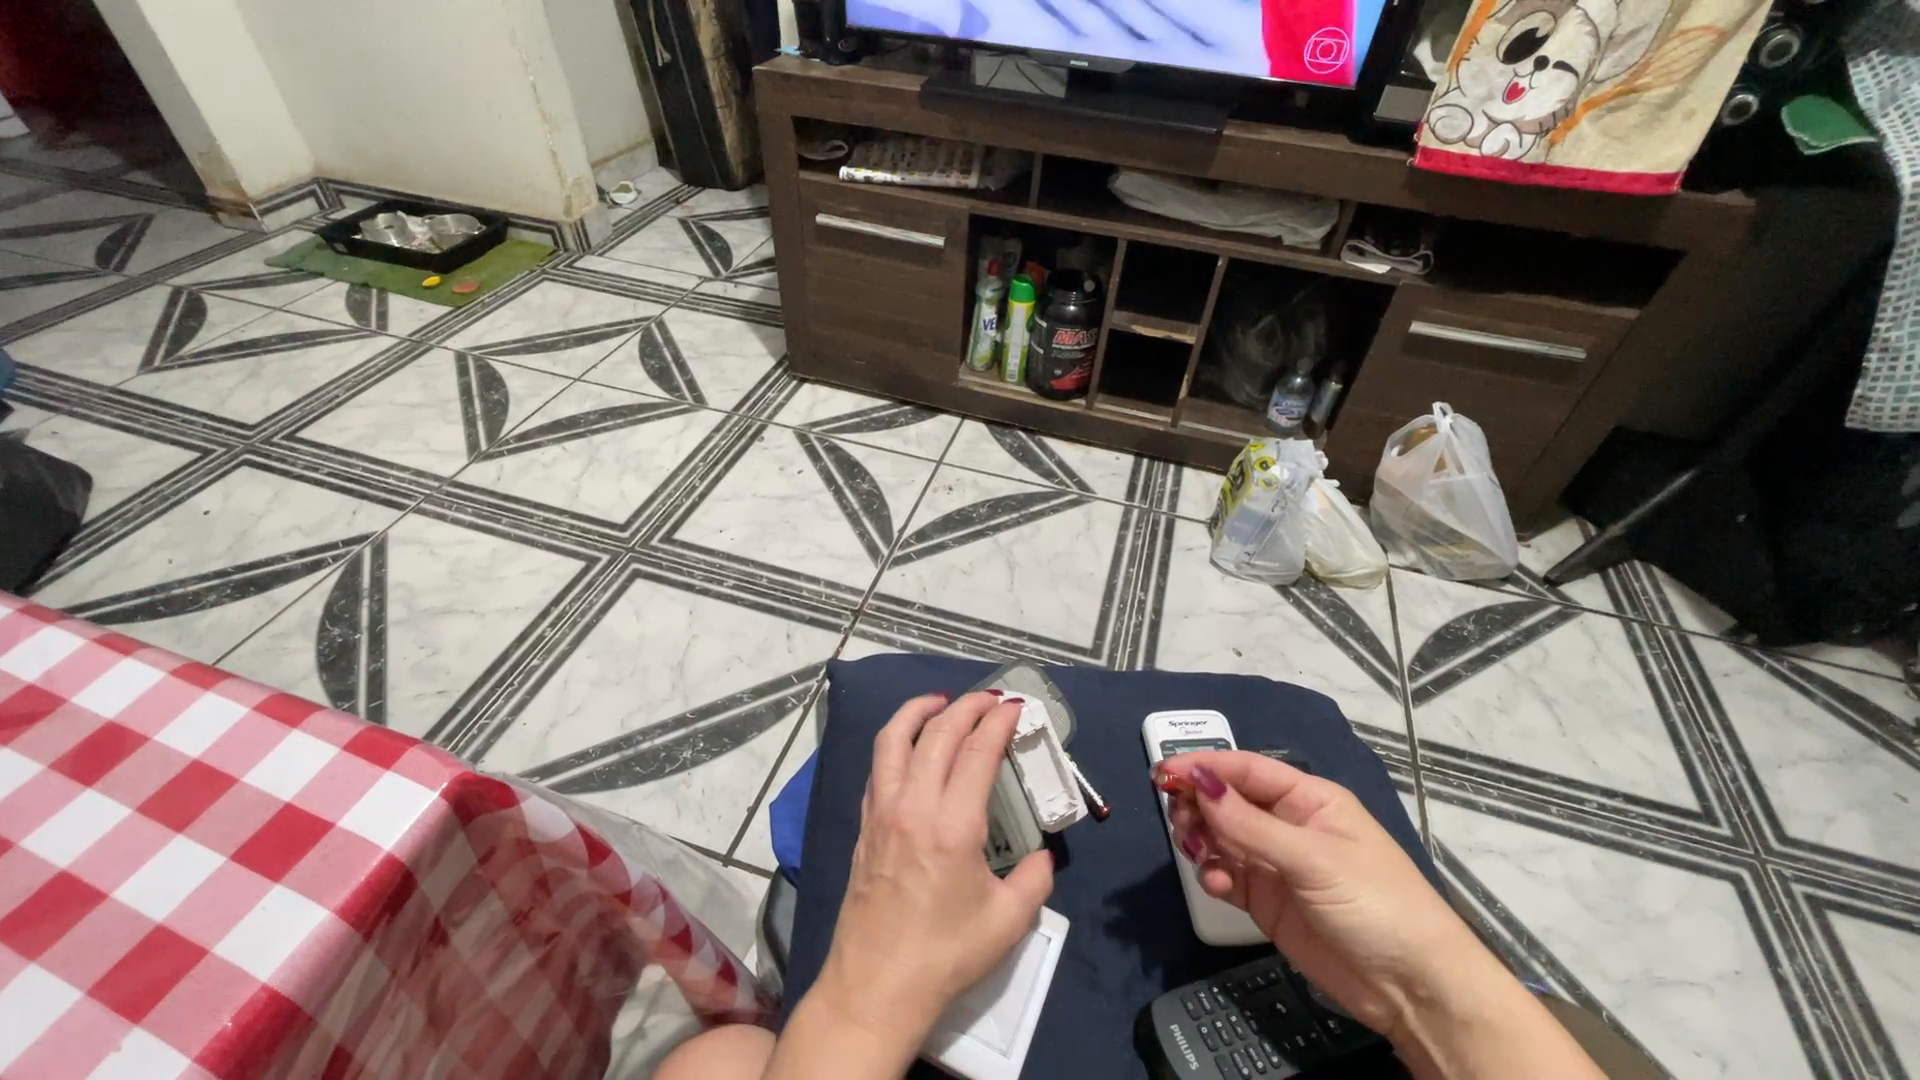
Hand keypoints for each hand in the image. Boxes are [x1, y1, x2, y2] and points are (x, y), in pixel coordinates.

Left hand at [818, 691, 1054, 1041]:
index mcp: (952, 825)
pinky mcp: (864, 826)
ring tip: (941, 702)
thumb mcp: (1007, 923)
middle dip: (966, 707)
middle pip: (937, 734)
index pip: (976, 752)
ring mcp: (881, 813)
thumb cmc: (944, 956)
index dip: (997, 722)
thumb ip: (1035, 880)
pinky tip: (909, 747)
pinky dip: (896, 743)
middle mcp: (913, 806)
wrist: (874, 987)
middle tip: (989, 699)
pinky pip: (878, 767)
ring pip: (893, 740)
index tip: (1014, 706)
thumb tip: (1043, 856)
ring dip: (918, 712)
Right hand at [1156, 751, 1483, 1038]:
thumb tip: (1198, 782)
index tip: (1164, 773)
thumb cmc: (1378, 906)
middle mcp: (1287, 824)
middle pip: (1226, 800)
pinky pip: (1225, 874)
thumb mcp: (1314, 859)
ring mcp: (1274, 863)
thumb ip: (1250, 824)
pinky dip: (1212, 874)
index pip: (1246, 769)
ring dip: (1200, 838)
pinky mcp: (1265, 900)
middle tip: (1179, 820)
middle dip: (1198, 804)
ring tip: (1196, 852)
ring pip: (1219, 835)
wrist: (1414, 991)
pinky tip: (1216, 884)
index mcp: (1308, 799)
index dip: (1205, 767)